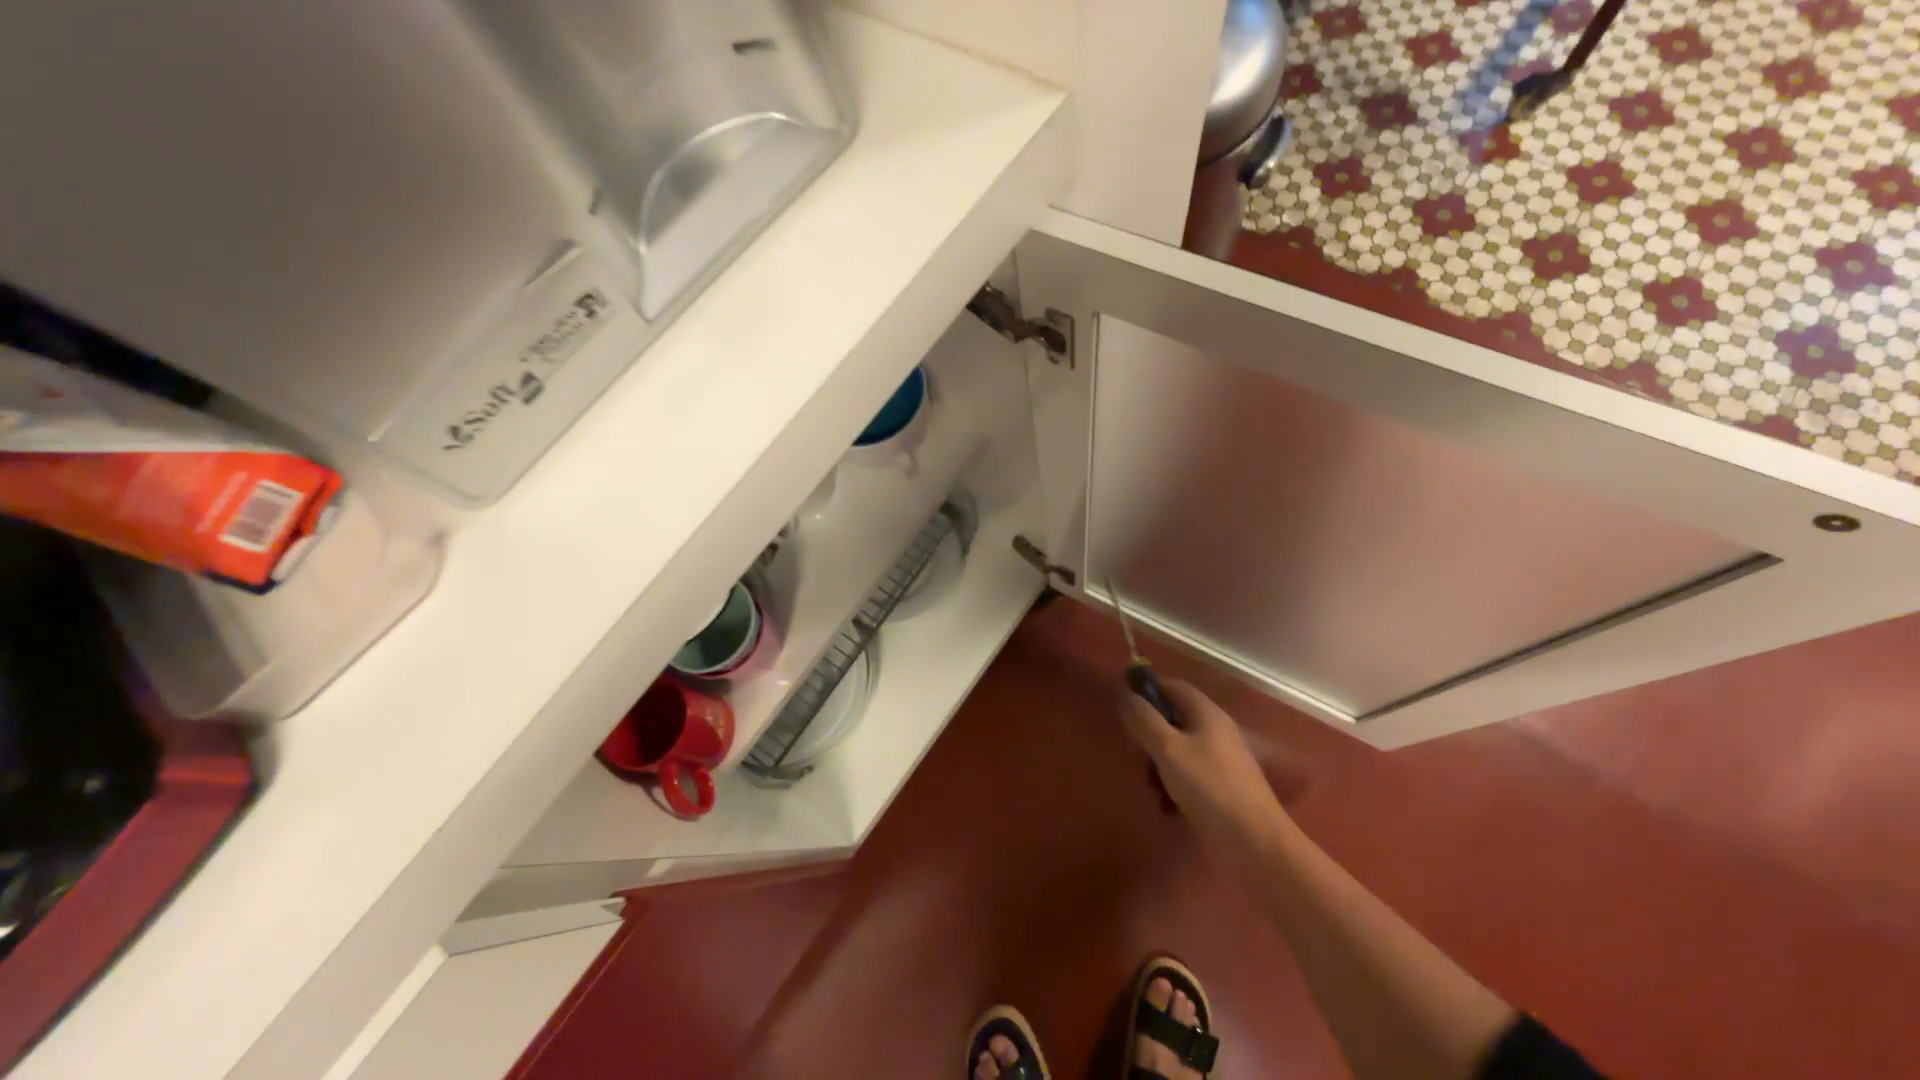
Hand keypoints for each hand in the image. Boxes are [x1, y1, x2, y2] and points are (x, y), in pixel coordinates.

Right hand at [1119, 678, 1288, 851]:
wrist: (1253, 840)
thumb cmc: (1208, 787)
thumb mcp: (1168, 749)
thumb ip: (1144, 720)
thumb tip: (1125, 695)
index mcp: (1206, 713)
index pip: (1172, 686)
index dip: (1146, 690)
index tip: (1121, 705)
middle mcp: (1214, 731)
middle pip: (1171, 720)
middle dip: (1147, 735)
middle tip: (1134, 756)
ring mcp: (1218, 760)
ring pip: (1176, 750)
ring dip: (1156, 765)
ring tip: (1151, 789)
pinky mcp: (1218, 786)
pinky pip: (1186, 774)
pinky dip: (1172, 785)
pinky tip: (1166, 806)